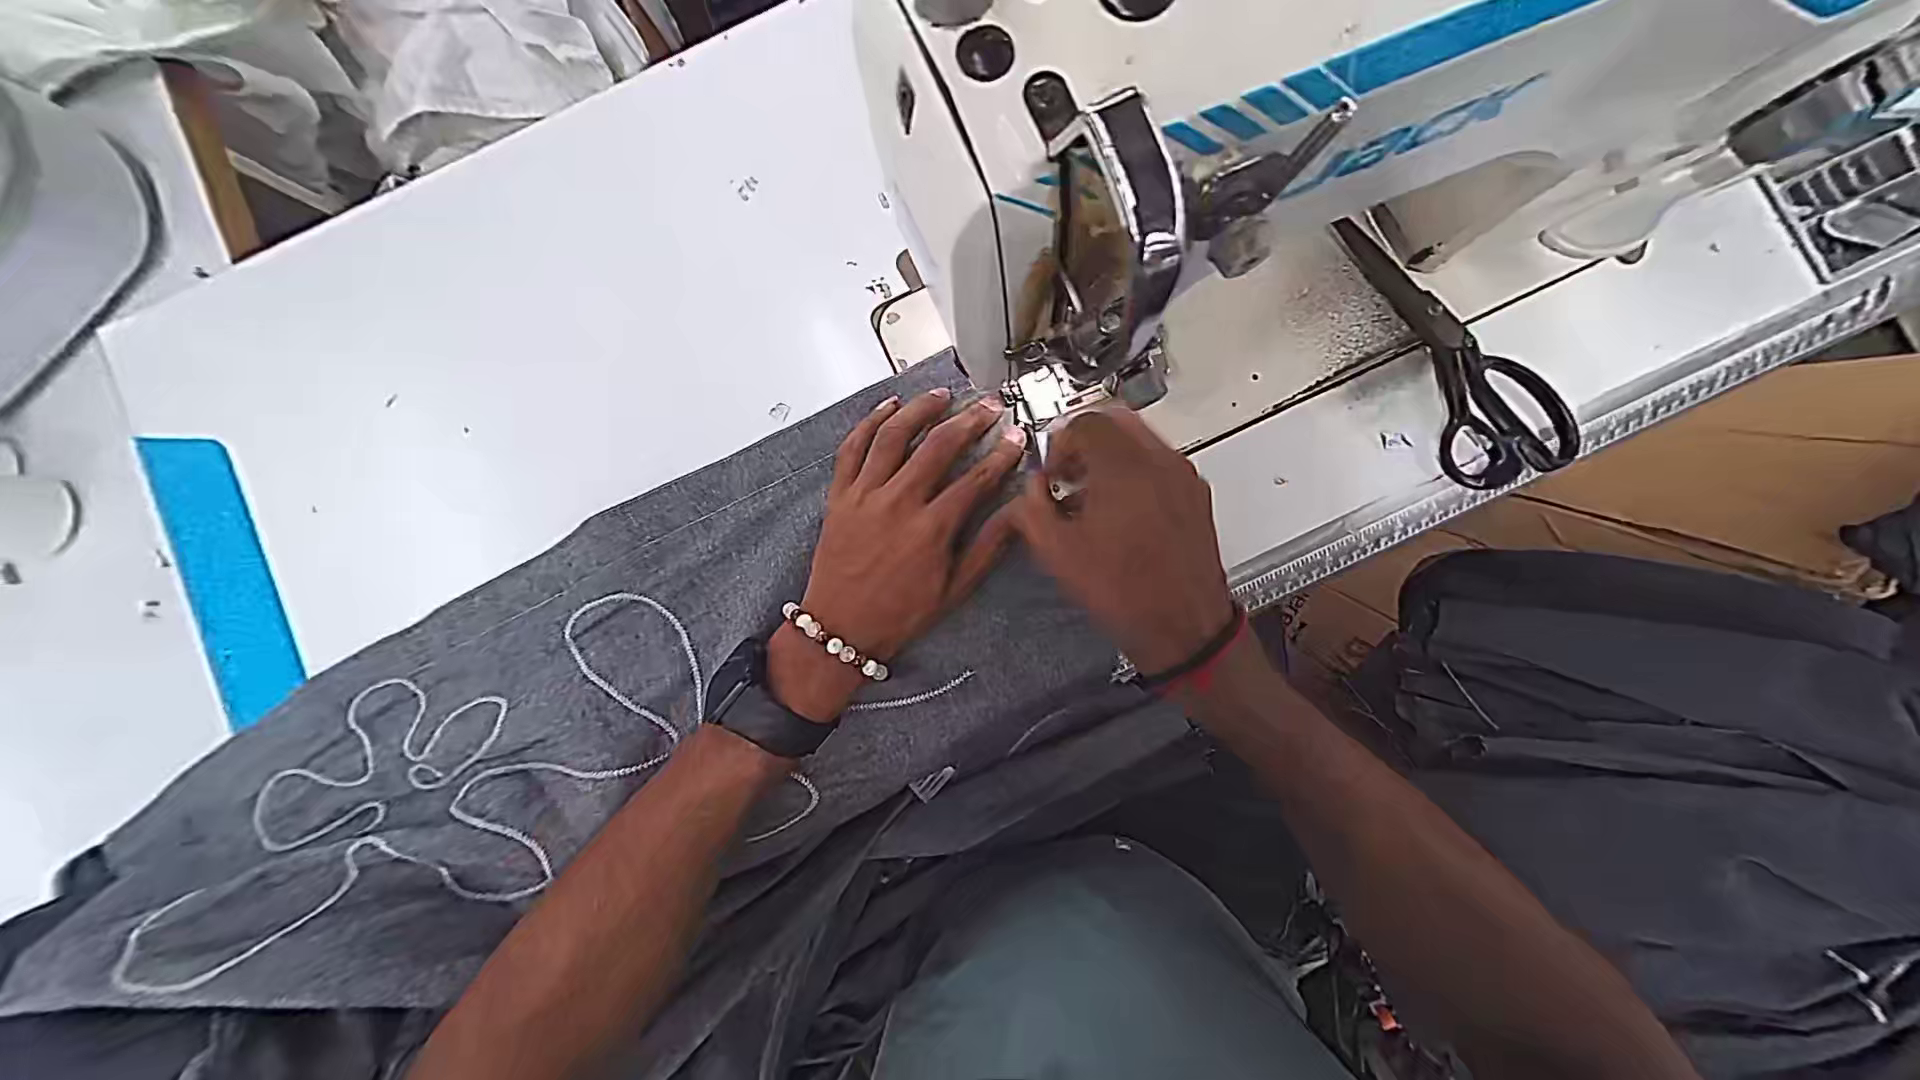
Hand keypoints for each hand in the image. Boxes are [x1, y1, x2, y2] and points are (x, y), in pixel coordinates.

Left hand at [768, 388, 1026, 721]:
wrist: (841, 628)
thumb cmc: (897, 613)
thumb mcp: (954, 589)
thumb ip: (987, 547)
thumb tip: (1016, 514)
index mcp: (930, 530)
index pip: (976, 479)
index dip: (1002, 455)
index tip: (1016, 439)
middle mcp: (897, 504)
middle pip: (939, 446)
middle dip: (970, 421)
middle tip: (988, 408)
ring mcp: (865, 496)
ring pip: (894, 435)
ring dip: (921, 409)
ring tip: (942, 395)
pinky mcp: (840, 496)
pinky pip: (853, 448)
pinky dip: (869, 422)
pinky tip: (888, 407)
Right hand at [1006, 408, 1234, 672]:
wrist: (1181, 625)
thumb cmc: (1129, 594)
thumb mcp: (1058, 552)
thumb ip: (1030, 509)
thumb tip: (1029, 491)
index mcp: (1123, 469)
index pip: (1084, 423)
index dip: (1057, 443)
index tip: (1051, 470)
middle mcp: (1159, 463)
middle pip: (1114, 418)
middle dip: (1083, 440)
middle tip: (1067, 469)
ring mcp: (1182, 477)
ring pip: (1140, 438)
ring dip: (1109, 454)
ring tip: (1089, 491)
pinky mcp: (1195, 495)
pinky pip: (1159, 463)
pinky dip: (1134, 471)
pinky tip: (1118, 508)